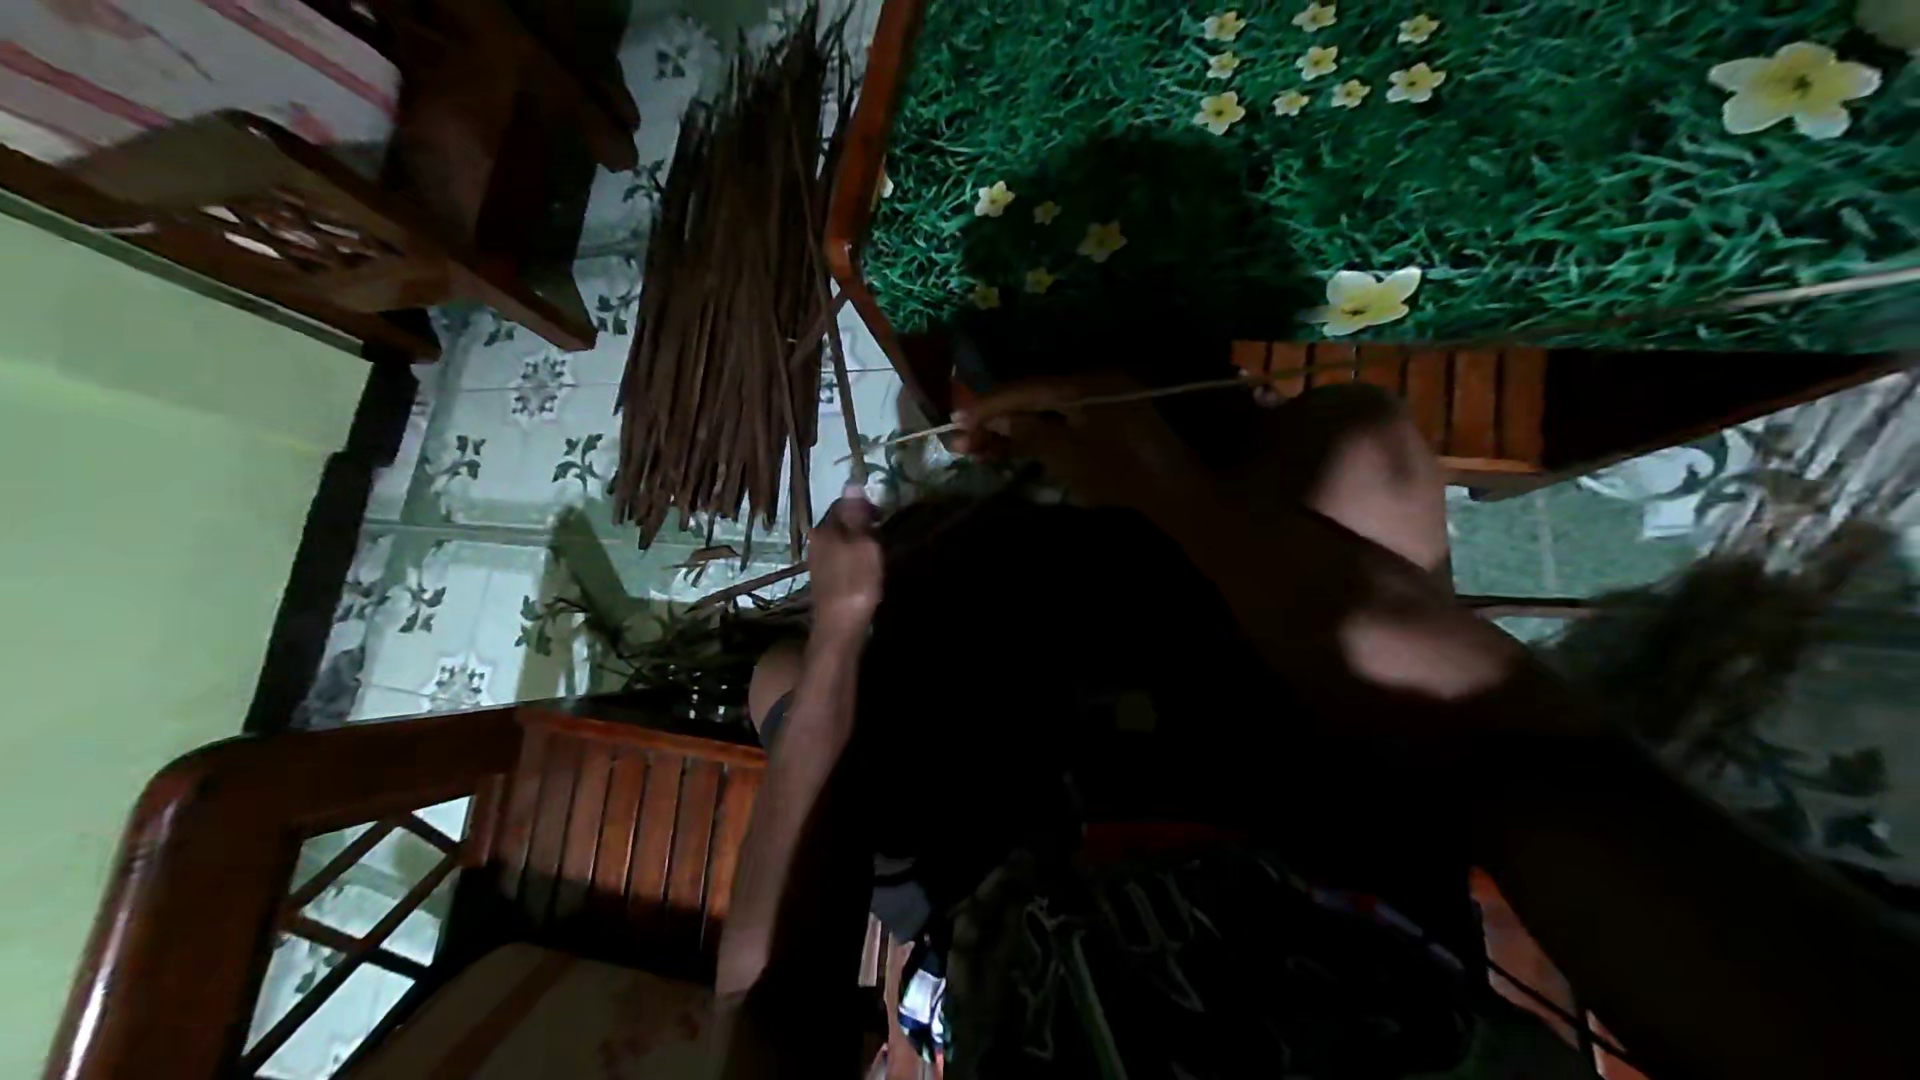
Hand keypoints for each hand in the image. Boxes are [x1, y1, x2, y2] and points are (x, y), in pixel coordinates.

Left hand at [808, 486, 882, 637]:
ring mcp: (817, 560)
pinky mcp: (822, 577)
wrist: (839, 625)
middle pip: (840, 521)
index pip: (842, 503)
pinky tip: (864, 567)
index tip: (883, 515)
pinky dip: (853, 555)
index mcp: (824, 529)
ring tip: (876, 550)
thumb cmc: (856, 581)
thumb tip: (852, 483)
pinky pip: (839, 555)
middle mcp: (815, 540)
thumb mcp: (864, 543)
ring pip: (840, 539)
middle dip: (861, 522)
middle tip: (882, 532)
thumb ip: (857, 514)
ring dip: (857, 539)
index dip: (864, 504)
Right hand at [954, 373, 1210, 520]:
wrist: (1174, 489)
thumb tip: (995, 419)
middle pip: (1031, 398)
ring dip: (1013, 430)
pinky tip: (1013, 448)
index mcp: (1081, 385)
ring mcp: (1100, 400)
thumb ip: (1028, 433)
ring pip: (1045, 411)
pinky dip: (1038, 434)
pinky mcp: (1107, 418)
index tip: (956, 420)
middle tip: (962, 443)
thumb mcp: (1067, 456)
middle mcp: (1090, 383)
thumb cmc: (1120, 472)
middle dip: (995, 421)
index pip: (1023, 390)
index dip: (987, 406)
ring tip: (978, 451)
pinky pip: (1063, 420)